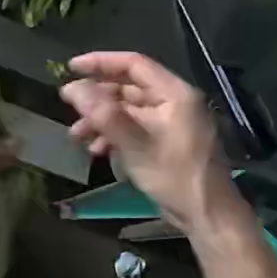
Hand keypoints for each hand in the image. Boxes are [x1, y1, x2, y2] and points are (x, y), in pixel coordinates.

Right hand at [61, 52, 245, 235]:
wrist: (208, 215)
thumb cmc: (174, 176)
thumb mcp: (135, 145)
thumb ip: (103, 114)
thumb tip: (73, 89)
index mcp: (175, 93)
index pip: (134, 64)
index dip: (100, 62)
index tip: (71, 68)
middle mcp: (176, 102)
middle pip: (130, 88)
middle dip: (97, 98)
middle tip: (68, 106)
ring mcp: (173, 123)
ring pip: (131, 111)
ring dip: (102, 120)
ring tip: (76, 136)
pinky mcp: (169, 143)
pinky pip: (138, 130)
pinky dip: (116, 136)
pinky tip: (98, 150)